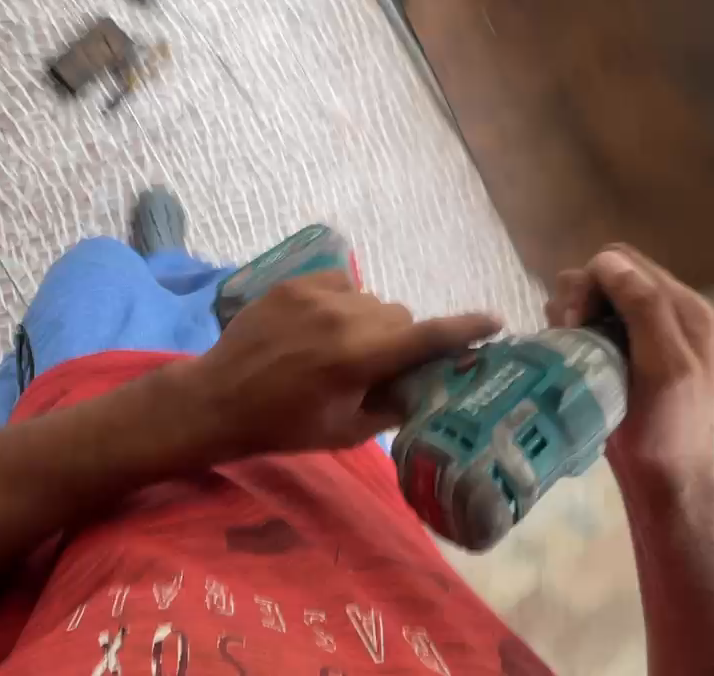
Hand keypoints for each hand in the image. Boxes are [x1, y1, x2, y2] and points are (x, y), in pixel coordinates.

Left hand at [179, 271, 499, 460]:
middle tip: (382, 364)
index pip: (426, 336)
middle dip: (402, 339)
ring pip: (370, 299)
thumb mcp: (346, 429)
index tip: (493, 322)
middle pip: (399, 316)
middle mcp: (341, 317)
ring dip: (371, 320)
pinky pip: (339, 284)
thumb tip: (429, 386)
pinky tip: (323, 324)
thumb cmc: (284, 424)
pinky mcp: (292, 283)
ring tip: (345, 346)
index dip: (464, 328)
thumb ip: (394, 405)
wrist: (220, 396)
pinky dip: (343, 302)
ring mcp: (313, 295)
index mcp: (358, 358)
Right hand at [548, 245, 713, 492]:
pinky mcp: (612, 346)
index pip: (621, 260)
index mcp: (684, 308)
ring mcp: (635, 328)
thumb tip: (608, 261)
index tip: (581, 319)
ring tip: (570, 348)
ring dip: (568, 313)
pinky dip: (566, 328)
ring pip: (584, 294)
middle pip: (600, 272)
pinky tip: (569, 354)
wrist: (662, 476)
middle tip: (570, 332)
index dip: (593, 280)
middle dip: (577, 296)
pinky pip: (579, 317)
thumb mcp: (666, 366)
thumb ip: (645, 310)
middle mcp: (660, 310)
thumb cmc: (668, 425)